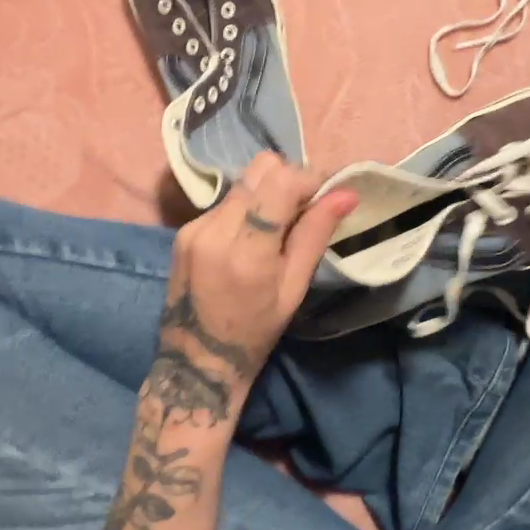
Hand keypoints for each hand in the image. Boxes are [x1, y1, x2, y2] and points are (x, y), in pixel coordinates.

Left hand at [149, 154, 356, 415]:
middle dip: (290, 180)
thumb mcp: (293, 289)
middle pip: (260, 170)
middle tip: (305, 209)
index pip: (280, 182)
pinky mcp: (183, 229)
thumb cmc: (255, 332)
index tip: (327, 196)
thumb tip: (346, 194)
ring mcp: (194, 227)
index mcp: (246, 252)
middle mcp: (214, 230)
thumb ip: (315, 235)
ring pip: (242, 182)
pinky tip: (252, 237)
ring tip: (279, 226)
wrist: (196, 360)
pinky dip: (246, 209)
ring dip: (267, 194)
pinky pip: (225, 202)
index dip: (310, 179)